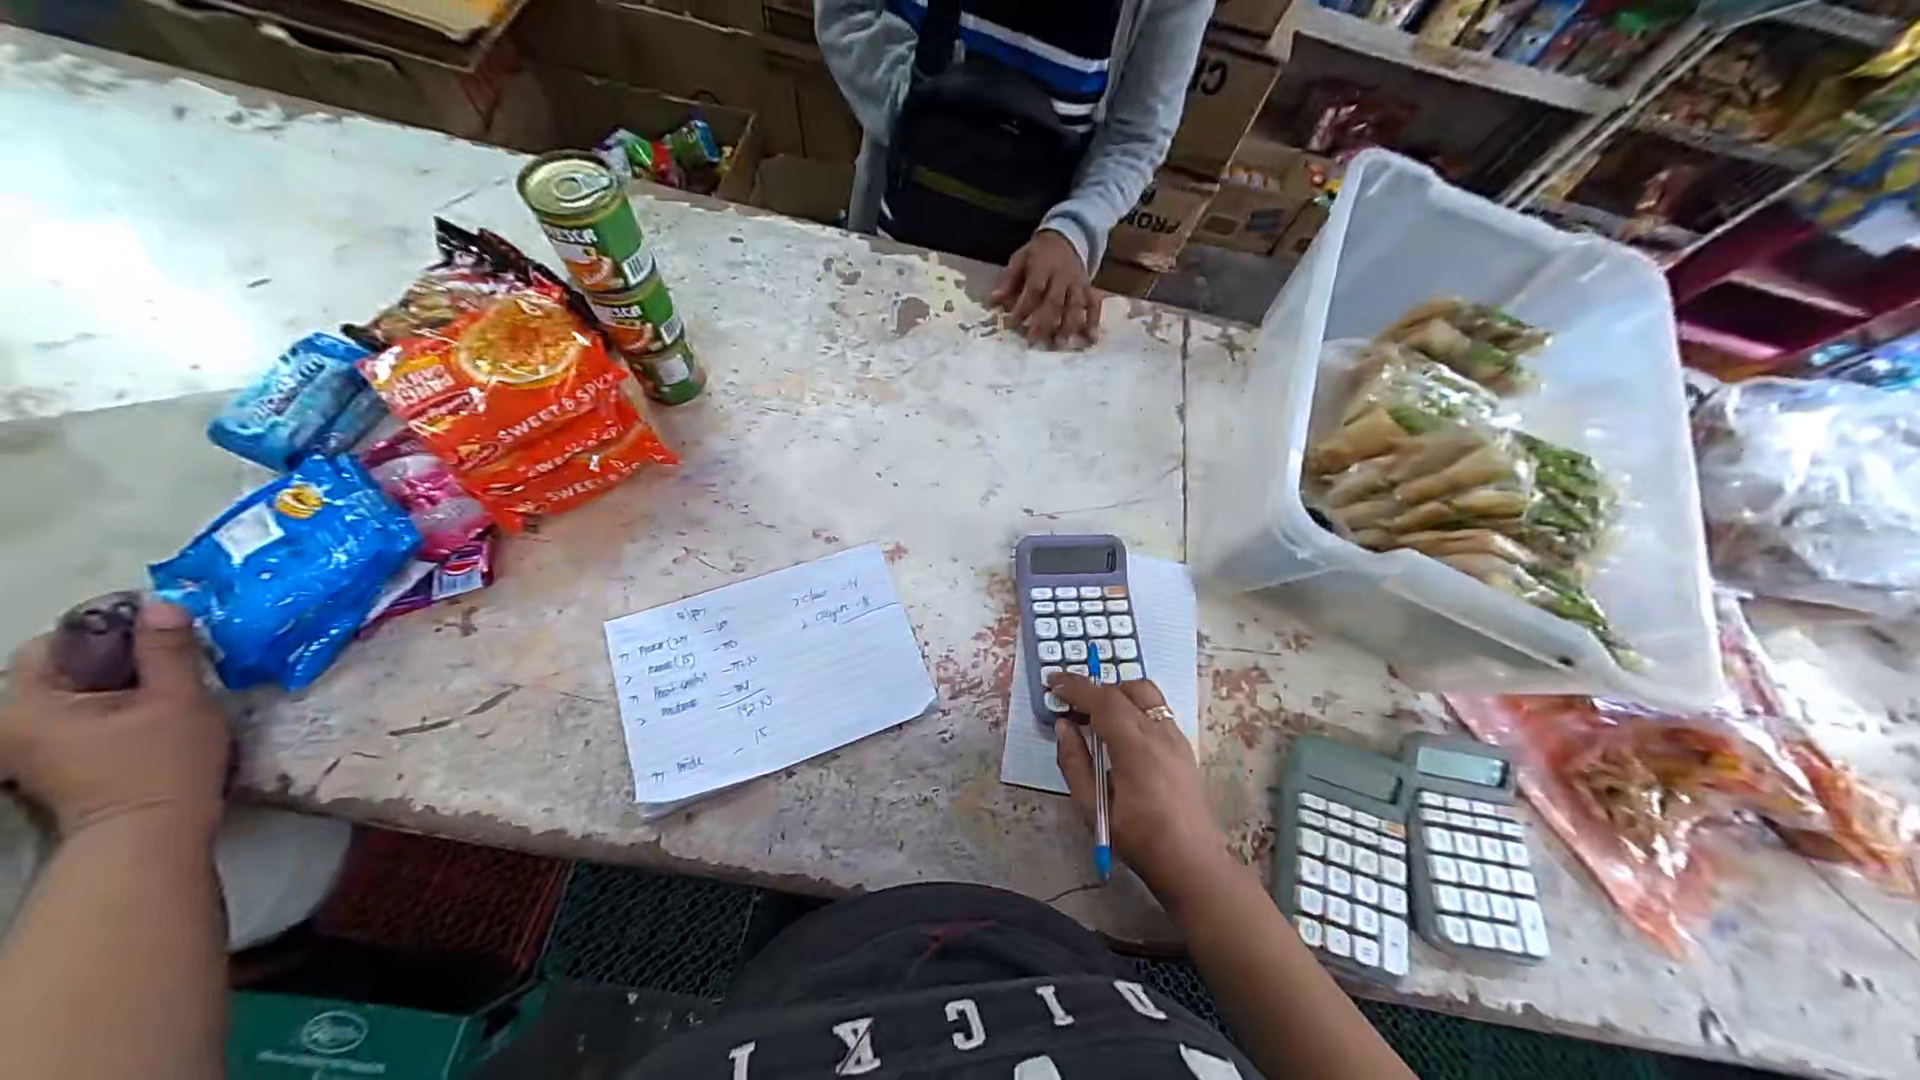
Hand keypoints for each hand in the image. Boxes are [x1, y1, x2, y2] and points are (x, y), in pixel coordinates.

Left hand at [0, 601, 227, 836]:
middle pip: (65, 665)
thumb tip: (162, 603)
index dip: (113, 626)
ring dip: (125, 677)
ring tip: (174, 679)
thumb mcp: (178, 698)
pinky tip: (158, 707)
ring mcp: (28, 744)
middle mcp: (11, 721)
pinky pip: (82, 711)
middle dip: (121, 653)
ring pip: (78, 688)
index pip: (58, 641)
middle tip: (177, 653)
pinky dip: (119, 700)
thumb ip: (167, 650)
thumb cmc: (163, 763)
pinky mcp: (53, 758)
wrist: (152, 832)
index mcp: (24, 703)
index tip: (166, 626)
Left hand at [989, 230, 1103, 348]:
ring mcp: (1078, 283)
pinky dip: (1093, 321)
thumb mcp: (1020, 259)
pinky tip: (1091, 339)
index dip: (1024, 307)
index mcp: (1043, 266)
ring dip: (1068, 326)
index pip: (1034, 288)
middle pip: (1055, 301)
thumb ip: (1008, 280)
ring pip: (1075, 305)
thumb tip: (993, 300)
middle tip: (1034, 340)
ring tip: (1060, 344)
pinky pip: (1094, 305)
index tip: (1014, 324)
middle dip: (1045, 322)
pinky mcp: (1089, 288)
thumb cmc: (1038, 254)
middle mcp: (1063, 275)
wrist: (1066, 237)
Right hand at [1049, 672, 1232, 894]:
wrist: (1192, 863)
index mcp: (1137, 748)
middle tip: (1069, 702)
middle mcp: (1161, 734)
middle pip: (1126, 690)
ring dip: (1116, 694)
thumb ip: (1074, 762)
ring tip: (1094, 714)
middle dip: (1094, 688)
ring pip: (1146, 694)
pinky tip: (1120, 731)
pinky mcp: (1184, 746)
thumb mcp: (1093, 807)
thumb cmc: (1140, 840)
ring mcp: (1176, 738)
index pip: (1103, 701)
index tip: (1053, 683)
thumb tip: (1063, 727)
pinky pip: (1156, 710)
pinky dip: (1133, 706)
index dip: (1076, 687)